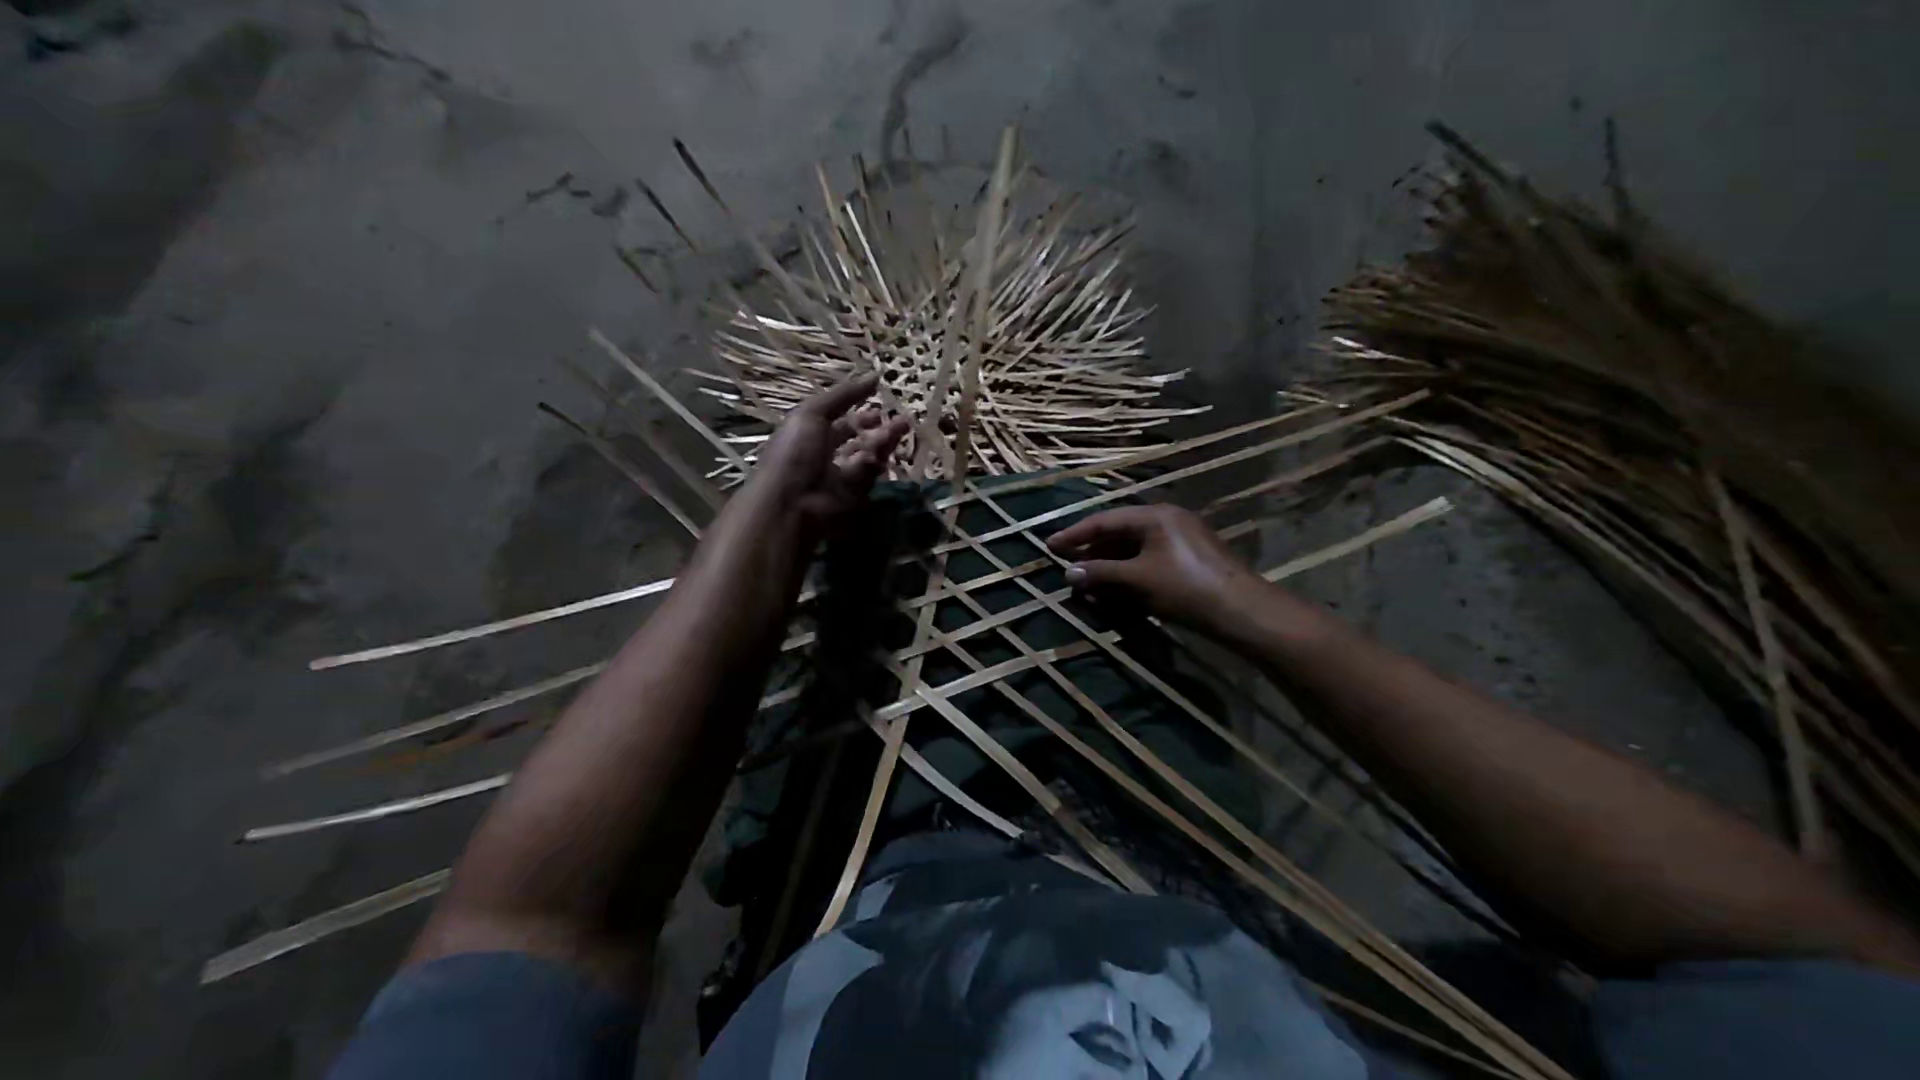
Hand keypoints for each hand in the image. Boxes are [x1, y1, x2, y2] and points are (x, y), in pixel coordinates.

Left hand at [744, 376, 908, 526]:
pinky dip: (876, 465)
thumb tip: (874, 376)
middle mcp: (824, 456)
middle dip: (879, 429)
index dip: (860, 414)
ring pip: (867, 458)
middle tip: (903, 420)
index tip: (882, 404)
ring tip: (904, 429)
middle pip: (857, 441)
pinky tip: (883, 454)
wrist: (791, 502)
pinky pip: (868, 478)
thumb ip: (844, 395)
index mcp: (810, 434)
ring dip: (884, 443)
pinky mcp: (852, 497)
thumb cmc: (796, 452)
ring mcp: (838, 478)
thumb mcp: (813, 414)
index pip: (839, 422)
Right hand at [1047, 504, 1262, 632]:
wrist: (1241, 611)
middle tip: (1068, 568)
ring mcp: (1179, 541)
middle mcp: (1167, 522)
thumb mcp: (1139, 579)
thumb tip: (1069, 573)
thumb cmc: (1186, 588)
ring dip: (1109, 567)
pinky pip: (1148, 562)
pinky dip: (1128, 574)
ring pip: (1133, 550)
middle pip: (1119, 533)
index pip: (1105, 520)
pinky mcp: (1187, 562)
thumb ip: (1101, 573)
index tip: (1050, 545)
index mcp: (1155, 516)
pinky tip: (1114, 592)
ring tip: (1087, 585)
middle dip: (1092, 553)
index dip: (1075, 534)